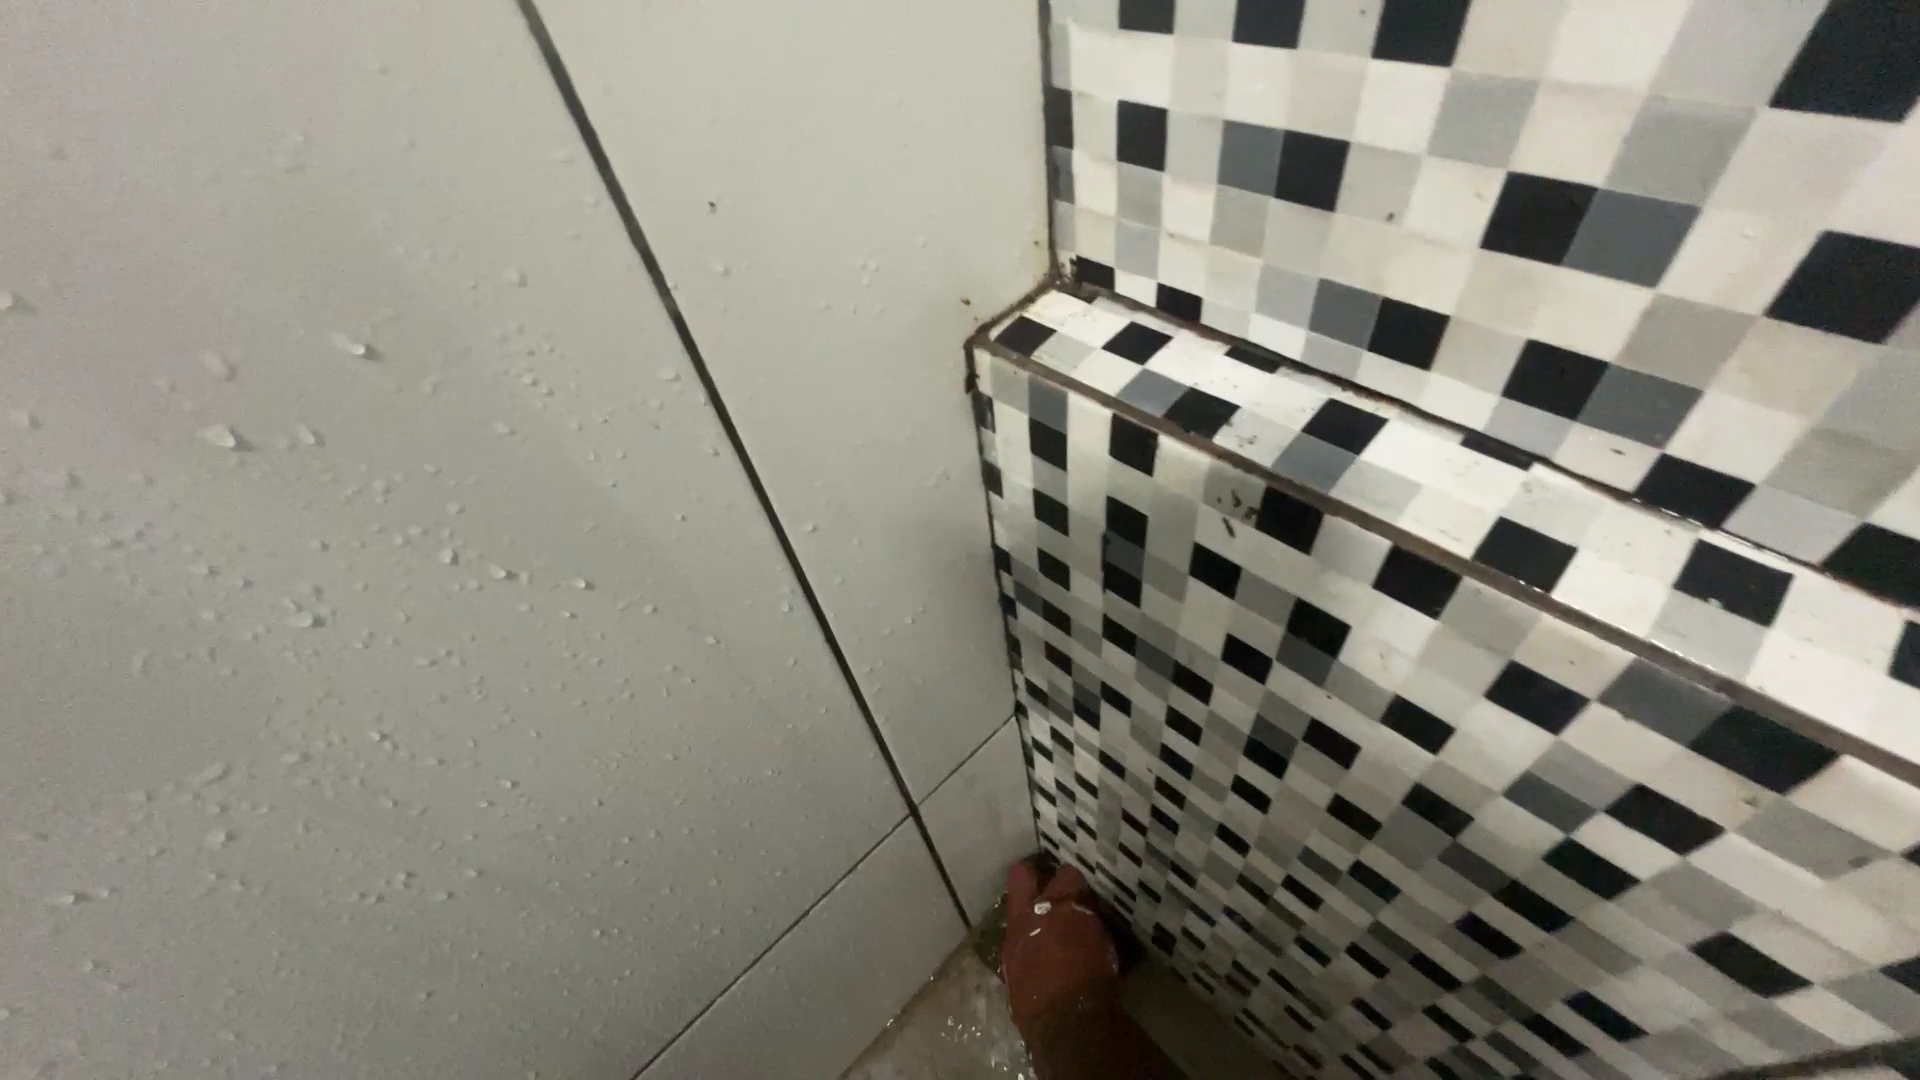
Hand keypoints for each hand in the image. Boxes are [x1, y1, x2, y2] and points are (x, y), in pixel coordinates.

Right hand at [1000, 861, 1120, 1032]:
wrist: (1071, 1020)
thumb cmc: (1032, 999)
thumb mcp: (1014, 963)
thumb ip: (1021, 936)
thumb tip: (1025, 931)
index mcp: (1024, 916)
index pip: (1021, 875)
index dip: (1025, 875)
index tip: (1028, 878)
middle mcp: (1055, 908)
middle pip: (1066, 874)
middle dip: (1064, 882)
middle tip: (1062, 897)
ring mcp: (1084, 918)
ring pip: (1086, 897)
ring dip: (1081, 908)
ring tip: (1077, 925)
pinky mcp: (1104, 934)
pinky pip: (1098, 922)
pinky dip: (1092, 930)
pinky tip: (1089, 946)